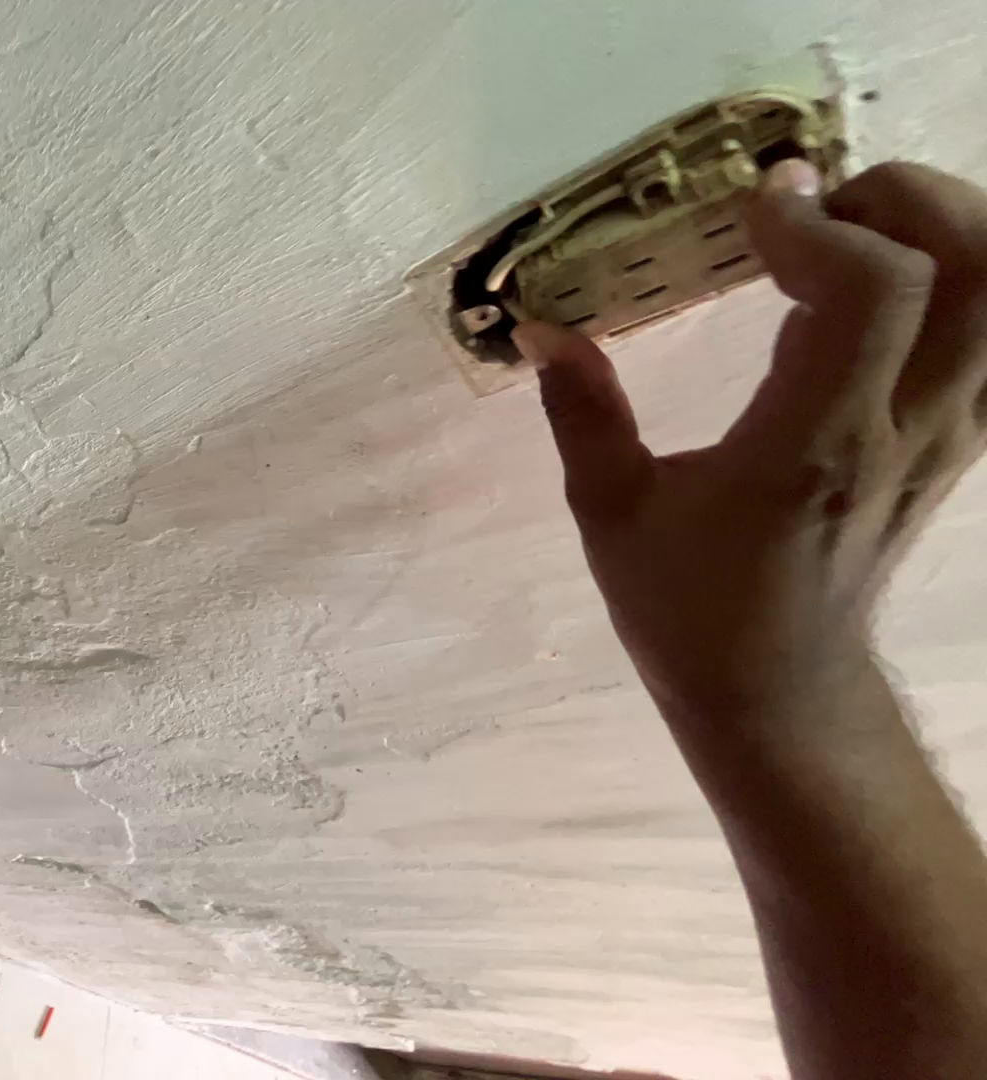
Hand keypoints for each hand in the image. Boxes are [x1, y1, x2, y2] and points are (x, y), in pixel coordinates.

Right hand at [516, 160, 986, 723]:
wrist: (771, 680)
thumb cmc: (678, 600)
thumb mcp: (606, 507)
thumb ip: (582, 411)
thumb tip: (543, 333)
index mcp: (808, 445)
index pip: (870, 293)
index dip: (816, 226)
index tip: (750, 203)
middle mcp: (904, 428)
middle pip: (979, 267)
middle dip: (907, 200)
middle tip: (809, 198)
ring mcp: (946, 434)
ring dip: (941, 230)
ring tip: (843, 224)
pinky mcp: (950, 441)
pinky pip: (982, 333)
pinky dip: (942, 279)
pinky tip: (860, 287)